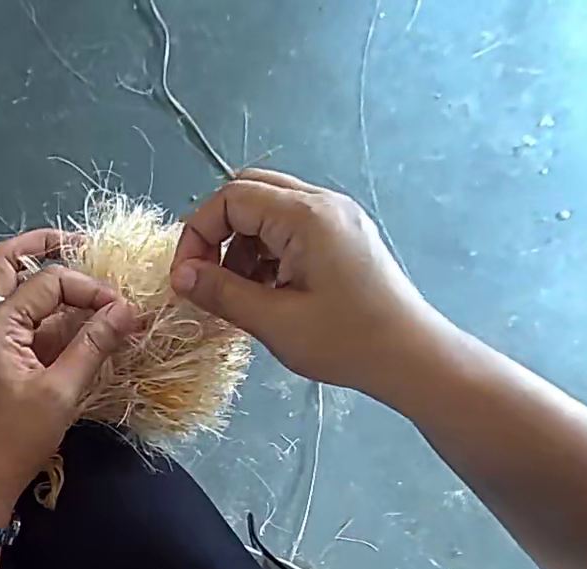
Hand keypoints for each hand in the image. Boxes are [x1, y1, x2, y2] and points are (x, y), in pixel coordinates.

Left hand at [0, 230, 136, 523]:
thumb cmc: (18, 438)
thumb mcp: (61, 392)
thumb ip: (93, 346)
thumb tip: (128, 310)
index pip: (47, 281)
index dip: (88, 288)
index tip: (121, 310)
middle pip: (8, 263)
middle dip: (43, 246)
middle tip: (82, 245)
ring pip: (20, 292)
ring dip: (56, 287)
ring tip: (98, 294)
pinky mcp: (7, 359)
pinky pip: (31, 324)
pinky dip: (57, 319)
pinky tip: (89, 327)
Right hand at [169, 169, 456, 397]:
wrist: (407, 355)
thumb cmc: (344, 341)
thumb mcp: (273, 321)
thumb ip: (222, 293)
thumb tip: (179, 276)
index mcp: (306, 217)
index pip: (232, 198)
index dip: (198, 234)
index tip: (185, 278)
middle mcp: (322, 205)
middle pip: (248, 194)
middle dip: (216, 234)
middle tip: (204, 279)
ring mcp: (334, 219)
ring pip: (266, 213)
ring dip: (238, 248)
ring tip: (236, 294)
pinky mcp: (339, 238)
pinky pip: (287, 231)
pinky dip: (262, 256)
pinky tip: (263, 293)